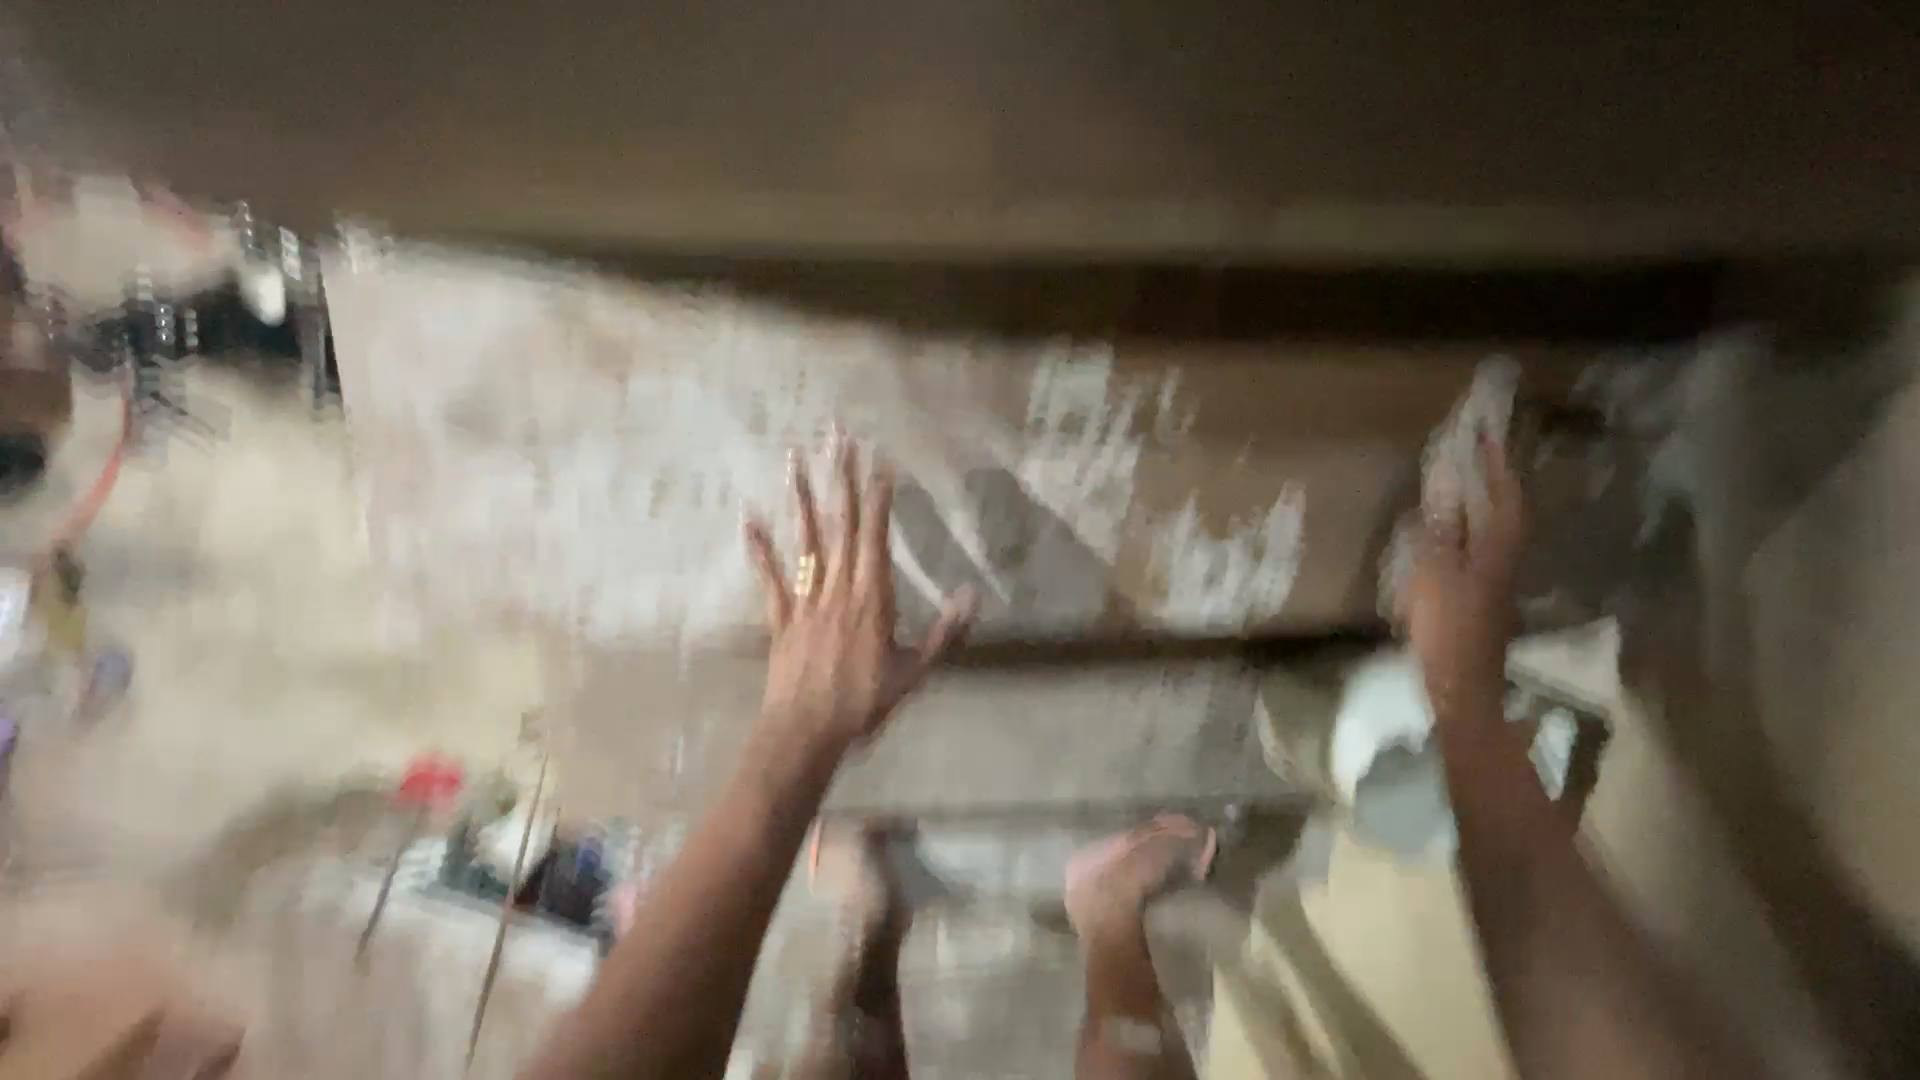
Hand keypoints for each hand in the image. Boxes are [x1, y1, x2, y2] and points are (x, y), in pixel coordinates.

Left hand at [743, 436, 975, 761]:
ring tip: (795, 457)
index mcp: (872, 597)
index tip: (879, 461)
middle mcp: (838, 587)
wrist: (806, 732)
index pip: (876, 535)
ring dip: (801, 496)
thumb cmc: (864, 704)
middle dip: (840, 478)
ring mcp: (806, 598)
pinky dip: (759, 546)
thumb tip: (972, 597)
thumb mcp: (915, 673)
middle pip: (840, 523)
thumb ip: (944, 633)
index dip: (877, 497)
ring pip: (805, 539)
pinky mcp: (781, 616)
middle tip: (837, 437)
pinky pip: (770, 575)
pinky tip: (749, 516)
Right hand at [1401, 434, 1525, 711]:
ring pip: (1494, 527)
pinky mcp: (1481, 594)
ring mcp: (1495, 579)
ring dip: (1483, 501)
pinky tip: (1450, 526)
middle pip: (1506, 509)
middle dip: (1495, 478)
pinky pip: (1478, 545)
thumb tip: (1444, 491)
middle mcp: (1504, 559)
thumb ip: (1439, 532)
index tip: (1488, 432)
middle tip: (1478, 451)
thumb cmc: (1447, 627)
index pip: (1504, 496)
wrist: (1461, 681)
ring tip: (1464, 480)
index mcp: (1496, 550)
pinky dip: (1469, 526)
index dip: (1497, 464)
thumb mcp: (1434, 575)